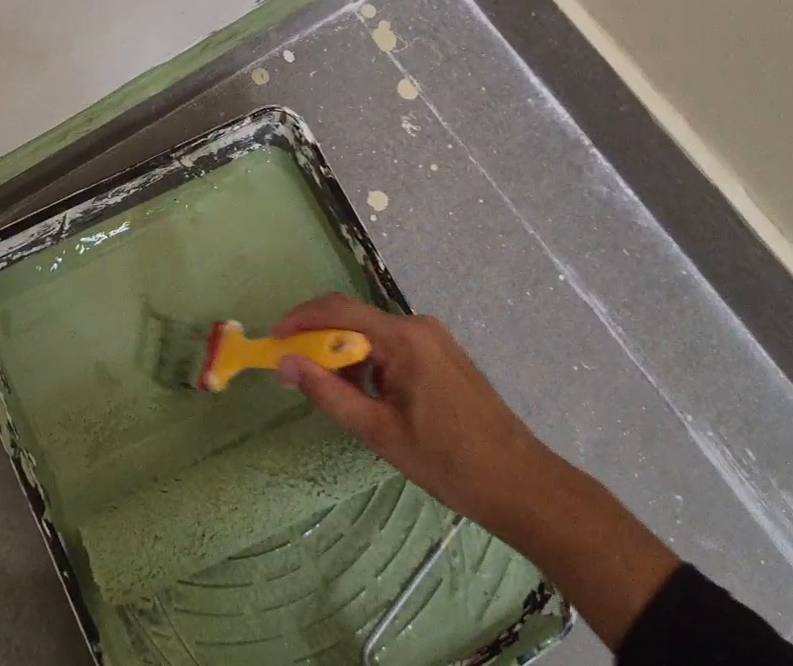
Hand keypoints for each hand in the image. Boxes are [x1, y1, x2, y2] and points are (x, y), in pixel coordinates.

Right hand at [272, 293, 553, 526]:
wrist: (520, 483)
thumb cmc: (447, 462)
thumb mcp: (377, 431)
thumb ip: (327, 392)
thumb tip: (284, 362)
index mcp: (403, 338)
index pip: (338, 310)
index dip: (299, 320)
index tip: (272, 341)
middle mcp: (418, 326)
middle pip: (354, 320)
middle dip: (319, 343)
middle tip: (296, 377)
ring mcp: (434, 339)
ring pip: (372, 336)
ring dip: (345, 358)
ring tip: (334, 397)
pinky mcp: (442, 354)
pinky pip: (393, 347)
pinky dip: (370, 365)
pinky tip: (369, 400)